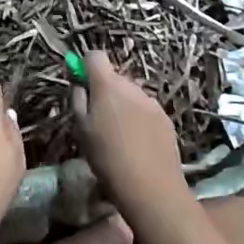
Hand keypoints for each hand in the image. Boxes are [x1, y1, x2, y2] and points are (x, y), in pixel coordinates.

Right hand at [71, 52, 191, 219]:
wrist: (151, 187)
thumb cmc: (107, 158)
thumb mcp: (81, 129)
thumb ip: (78, 99)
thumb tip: (80, 84)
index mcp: (108, 85)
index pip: (95, 56)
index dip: (85, 66)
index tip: (81, 84)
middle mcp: (132, 87)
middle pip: (114, 76)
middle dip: (104, 89)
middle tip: (97, 117)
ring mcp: (152, 101)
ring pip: (130, 93)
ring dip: (122, 104)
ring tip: (118, 134)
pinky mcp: (165, 118)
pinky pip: (145, 109)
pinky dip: (137, 117)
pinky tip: (136, 142)